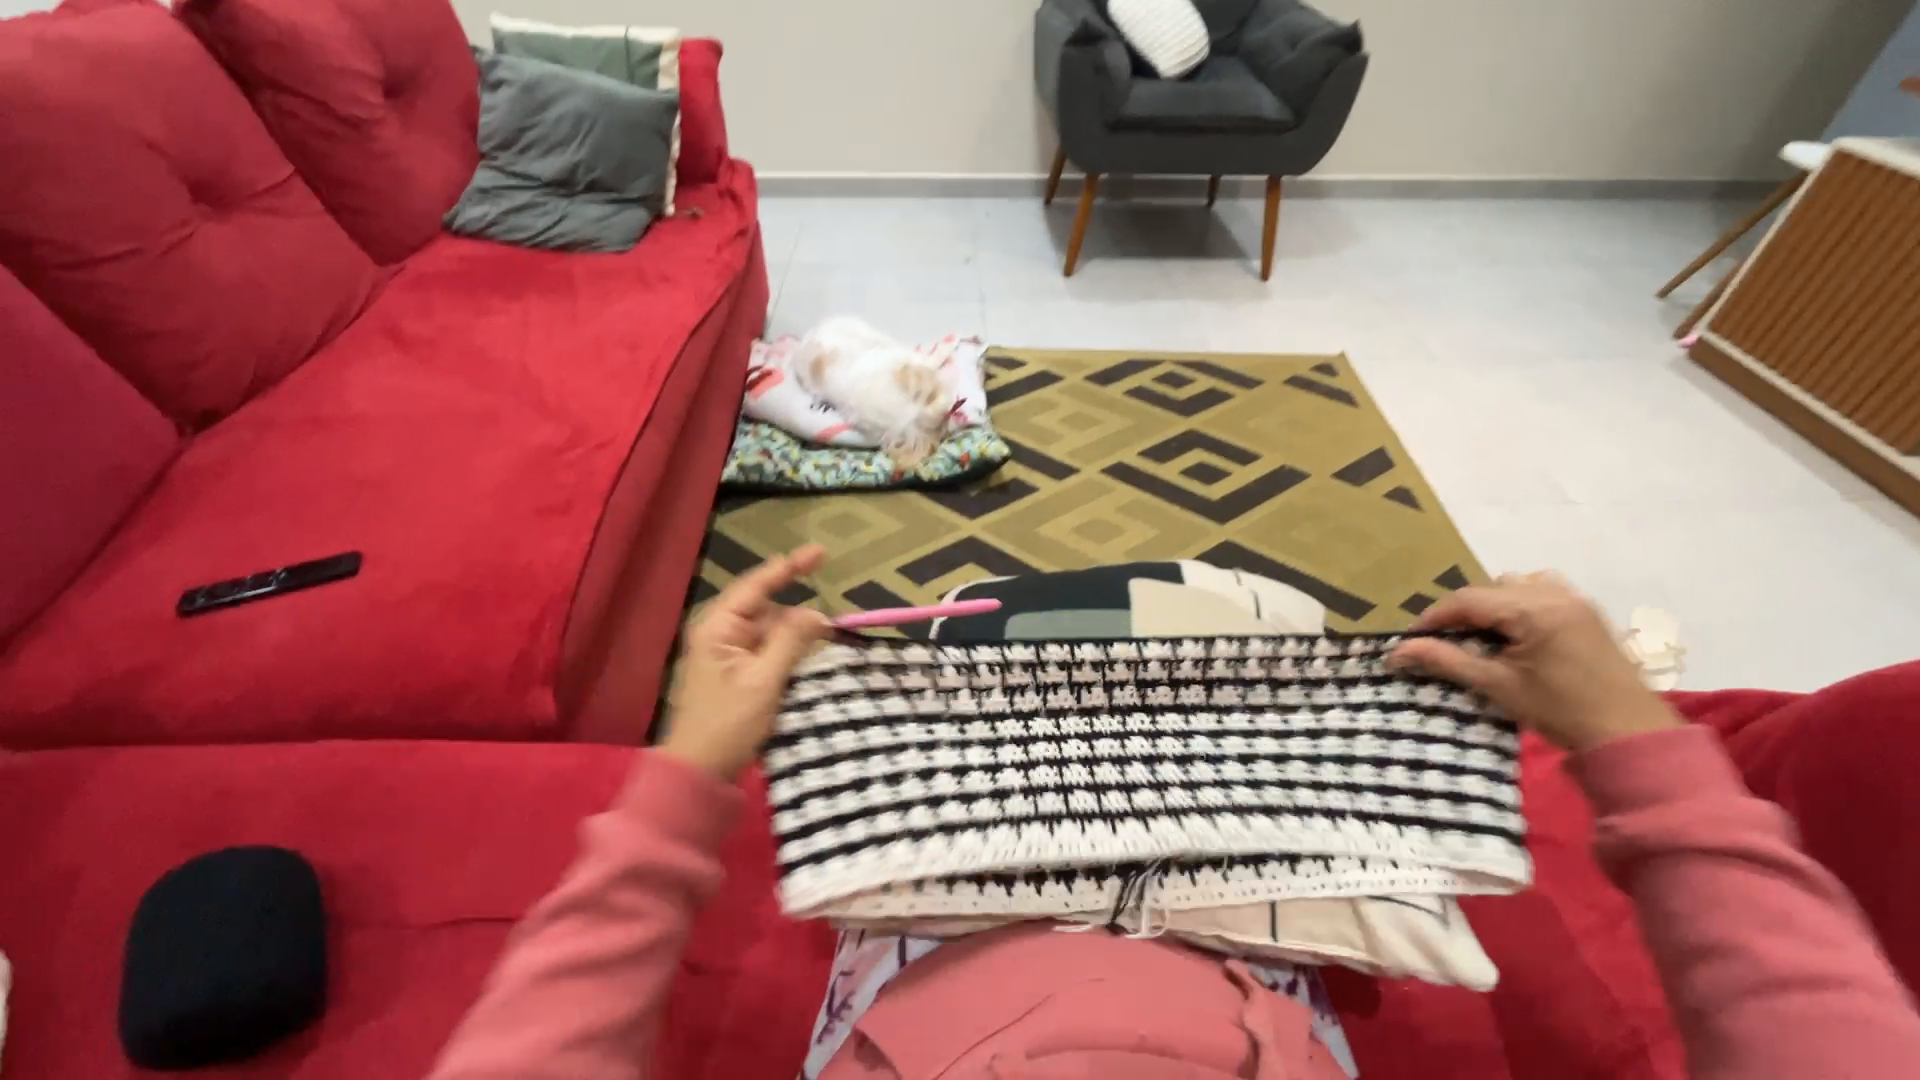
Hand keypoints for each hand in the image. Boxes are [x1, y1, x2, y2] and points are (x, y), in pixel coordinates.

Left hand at [659, 545, 831, 779]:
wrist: (700, 772)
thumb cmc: (727, 724)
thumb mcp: (764, 681)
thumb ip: (791, 642)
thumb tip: (817, 614)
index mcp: (718, 627)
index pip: (756, 586)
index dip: (789, 567)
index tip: (820, 553)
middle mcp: (720, 633)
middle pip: (767, 609)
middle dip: (797, 615)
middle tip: (831, 628)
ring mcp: (728, 654)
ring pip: (771, 631)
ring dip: (795, 637)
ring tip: (822, 648)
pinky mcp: (737, 673)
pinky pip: (768, 651)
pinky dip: (788, 653)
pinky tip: (806, 660)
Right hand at [1390, 572, 1679, 752]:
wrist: (1630, 734)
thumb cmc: (1560, 711)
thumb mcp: (1496, 685)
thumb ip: (1444, 660)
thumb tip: (1395, 652)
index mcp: (1533, 610)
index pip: (1466, 600)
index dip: (1433, 618)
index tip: (1411, 641)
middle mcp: (1555, 594)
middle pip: (1488, 589)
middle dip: (1461, 612)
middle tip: (1444, 642)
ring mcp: (1575, 599)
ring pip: (1515, 584)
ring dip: (1491, 604)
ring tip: (1482, 635)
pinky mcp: (1587, 611)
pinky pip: (1542, 589)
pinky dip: (1519, 602)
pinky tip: (1515, 630)